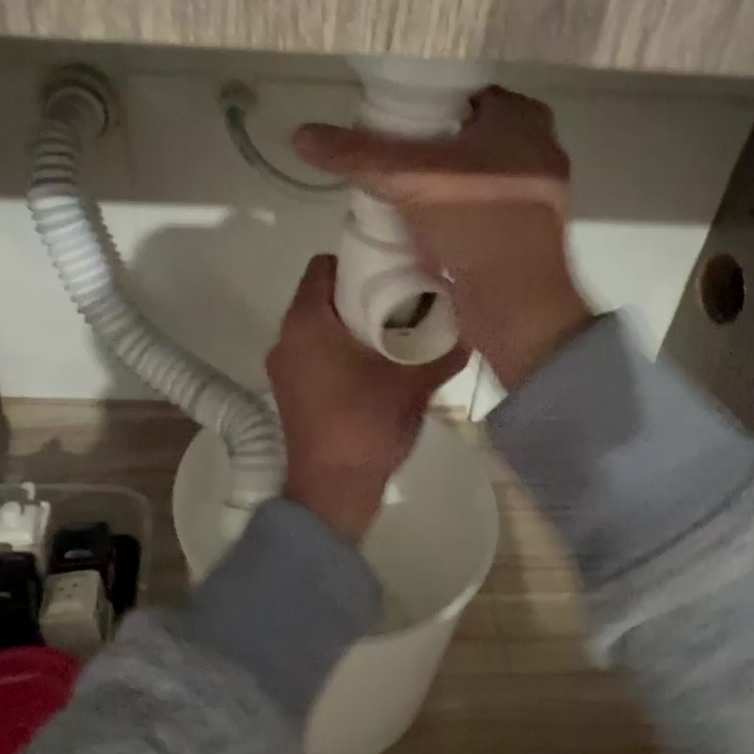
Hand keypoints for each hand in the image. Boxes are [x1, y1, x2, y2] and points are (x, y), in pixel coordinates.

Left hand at [267, 254, 467, 543]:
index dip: (353, 262)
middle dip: (357, 295)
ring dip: (349, 327)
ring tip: (392, 334)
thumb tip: (469, 334)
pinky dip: (338, 352)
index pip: (321, 267)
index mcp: (306, 323)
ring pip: (317, 328)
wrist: (331, 491)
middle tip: (399, 300)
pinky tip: (374, 367)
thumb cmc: (364, 425)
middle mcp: (286, 339)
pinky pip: (313, 354)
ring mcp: (284, 368)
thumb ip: (441, 355)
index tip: (386, 270)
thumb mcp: (412, 386)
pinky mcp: (290, 393)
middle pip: (320, 297)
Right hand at [294, 86, 593, 388]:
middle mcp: (537, 149)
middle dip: (425, 144)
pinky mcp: (524, 233)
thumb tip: (300, 134)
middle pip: (465, 134)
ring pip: (472, 173)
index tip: (386, 116)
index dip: (423, 100)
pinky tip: (416, 220)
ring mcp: (535, 195)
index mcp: (523, 119)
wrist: (518, 306)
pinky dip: (450, 210)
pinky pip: (479, 208)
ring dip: (437, 180)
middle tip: (381, 153)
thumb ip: (353, 154)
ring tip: (391, 186)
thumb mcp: (406, 179)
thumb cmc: (475, 222)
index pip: (464, 93)